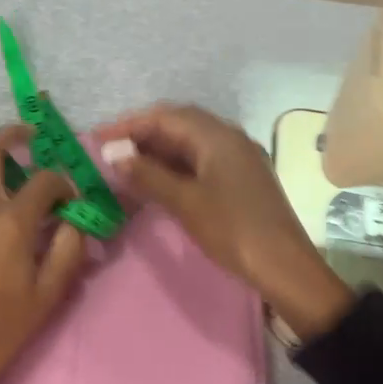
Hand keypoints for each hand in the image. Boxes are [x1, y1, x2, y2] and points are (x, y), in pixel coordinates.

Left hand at [0, 127, 88, 383]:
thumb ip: (67, 251)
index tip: (71, 199)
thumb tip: (74, 222)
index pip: (43, 180)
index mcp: (10, 224)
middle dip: (12, 135)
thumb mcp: (48, 296)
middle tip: (29, 136)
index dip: (63, 183)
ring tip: (4, 161)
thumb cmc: (0, 331)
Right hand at [97, 104, 354, 340]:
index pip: (165, 117)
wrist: (284, 266)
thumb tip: (115, 155)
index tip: (98, 139)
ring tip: (126, 166)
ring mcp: (238, 157)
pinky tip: (156, 180)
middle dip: (142, 134)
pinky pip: (201, 159)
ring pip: (190, 143)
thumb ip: (147, 175)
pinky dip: (175, 165)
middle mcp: (229, 138)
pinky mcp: (240, 178)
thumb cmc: (232, 229)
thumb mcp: (185, 202)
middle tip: (110, 151)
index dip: (128, 125)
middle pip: (179, 124)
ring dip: (158, 150)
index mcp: (217, 136)